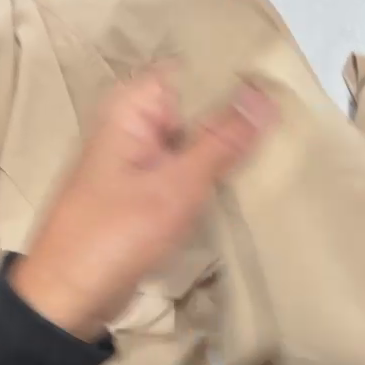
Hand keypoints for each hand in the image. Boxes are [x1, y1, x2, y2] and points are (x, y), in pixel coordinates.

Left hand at [9, 69, 275, 339]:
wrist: (70, 296)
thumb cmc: (116, 235)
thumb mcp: (177, 186)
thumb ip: (223, 139)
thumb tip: (266, 93)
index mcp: (132, 105)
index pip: (196, 68)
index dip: (239, 73)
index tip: (286, 83)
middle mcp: (133, 123)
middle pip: (197, 105)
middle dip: (239, 114)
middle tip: (294, 120)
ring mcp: (137, 159)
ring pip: (194, 141)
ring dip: (229, 148)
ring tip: (282, 146)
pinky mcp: (142, 192)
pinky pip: (184, 171)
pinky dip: (210, 175)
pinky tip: (247, 179)